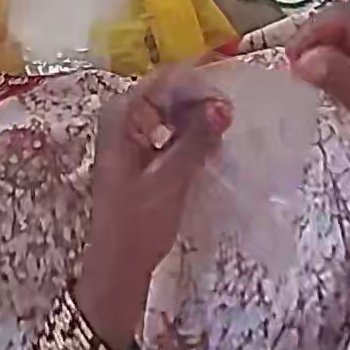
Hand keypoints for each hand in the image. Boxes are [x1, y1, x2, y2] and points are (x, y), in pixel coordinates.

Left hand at [78, 67, 231, 348]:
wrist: (118, 270)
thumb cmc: (138, 222)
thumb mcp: (171, 177)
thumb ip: (196, 138)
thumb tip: (223, 106)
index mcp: (123, 112)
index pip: (165, 79)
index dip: (198, 83)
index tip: (229, 97)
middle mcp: (124, 114)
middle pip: (169, 91)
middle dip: (200, 100)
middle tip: (231, 117)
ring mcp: (131, 131)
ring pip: (171, 108)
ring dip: (197, 116)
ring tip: (225, 129)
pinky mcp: (140, 148)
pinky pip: (169, 127)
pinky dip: (189, 132)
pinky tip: (209, 143)